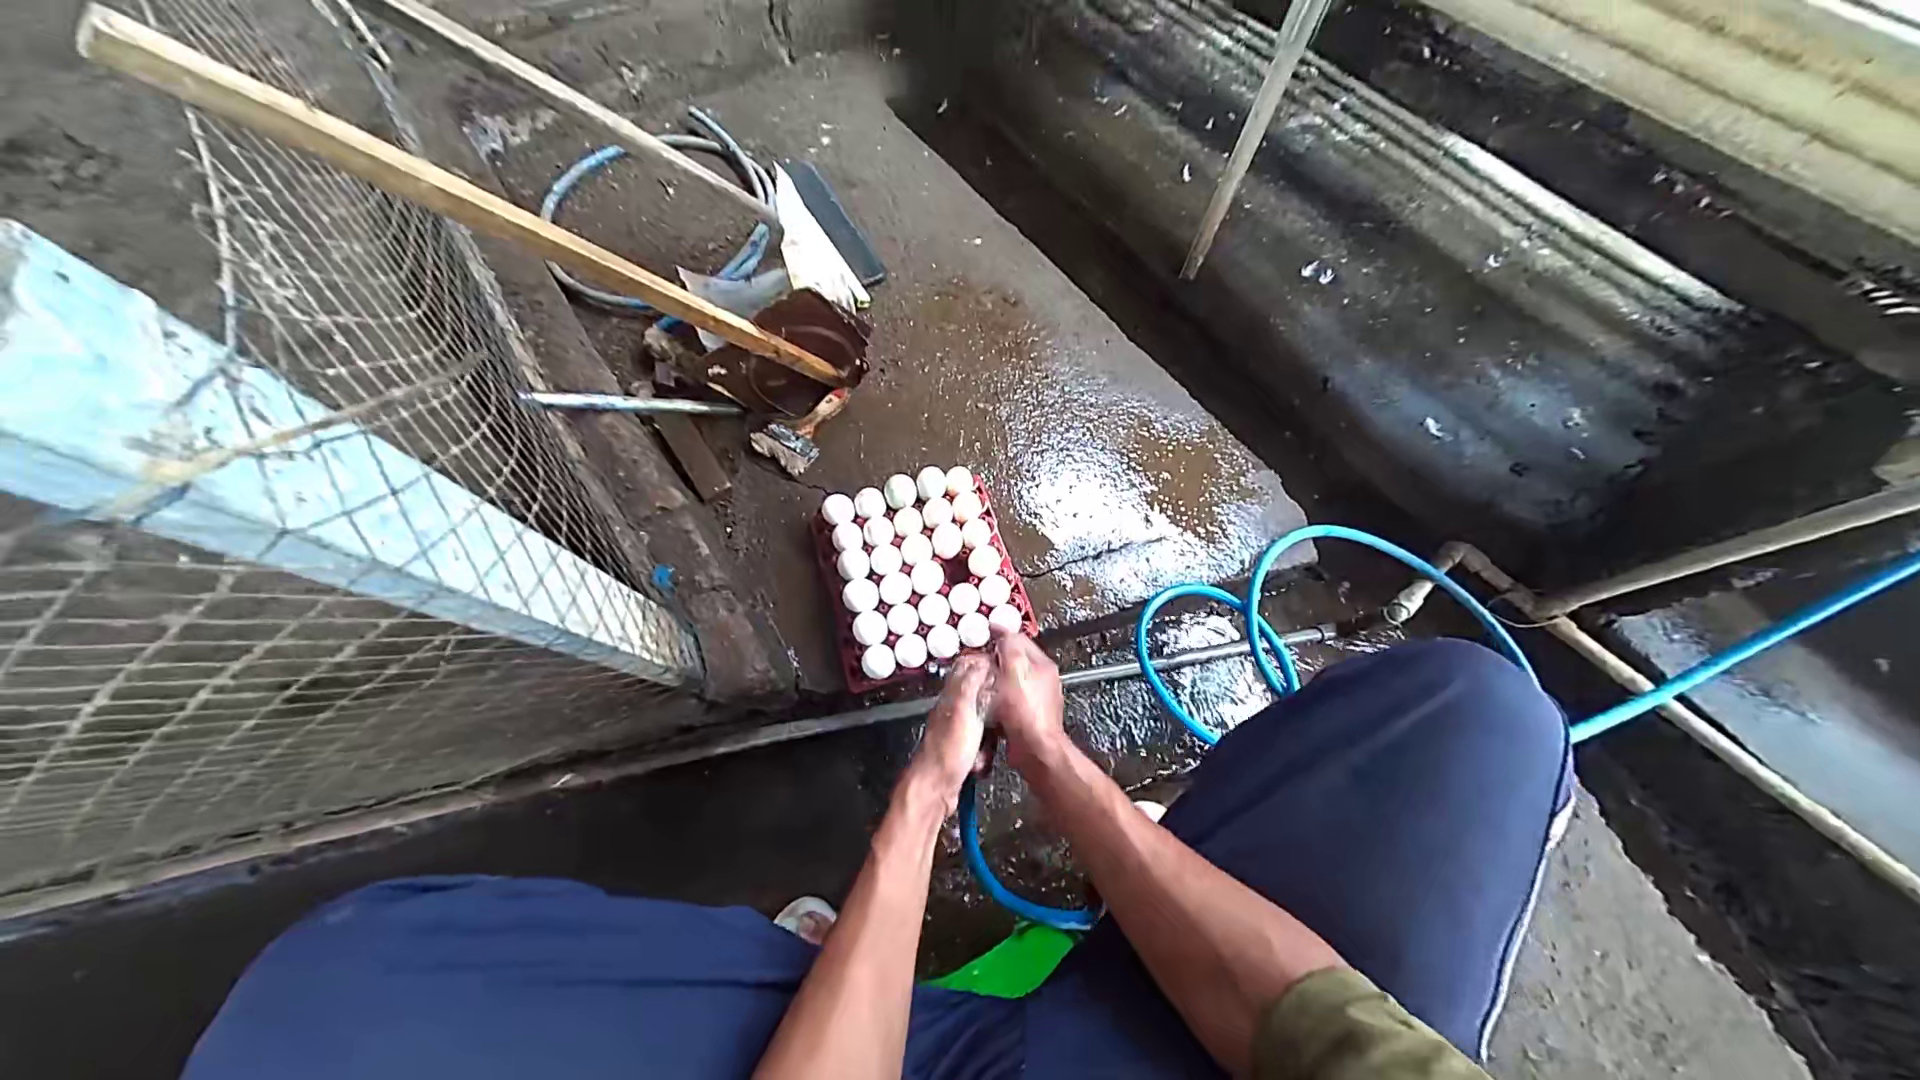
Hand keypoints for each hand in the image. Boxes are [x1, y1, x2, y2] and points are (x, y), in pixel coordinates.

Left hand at [903, 654, 992, 808]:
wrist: (934, 789)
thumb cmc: (948, 751)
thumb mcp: (963, 710)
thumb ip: (971, 684)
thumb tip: (982, 659)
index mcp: (952, 696)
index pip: (968, 667)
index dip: (988, 665)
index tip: (1007, 670)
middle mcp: (953, 710)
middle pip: (981, 697)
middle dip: (995, 707)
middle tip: (1003, 716)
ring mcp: (957, 731)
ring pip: (985, 723)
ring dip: (991, 736)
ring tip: (988, 748)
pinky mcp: (962, 752)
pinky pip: (983, 745)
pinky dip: (986, 754)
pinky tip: (981, 763)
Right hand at [989, 629, 1066, 773]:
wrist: (1035, 750)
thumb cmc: (1028, 715)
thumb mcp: (1016, 670)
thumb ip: (1010, 647)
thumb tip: (1003, 633)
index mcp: (1041, 664)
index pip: (1019, 639)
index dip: (1000, 634)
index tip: (985, 634)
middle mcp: (1041, 680)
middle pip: (1014, 659)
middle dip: (995, 657)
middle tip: (979, 657)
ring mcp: (1034, 699)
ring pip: (1009, 680)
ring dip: (995, 679)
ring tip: (980, 679)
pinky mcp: (1025, 716)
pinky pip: (1007, 700)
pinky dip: (996, 699)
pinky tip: (987, 704)